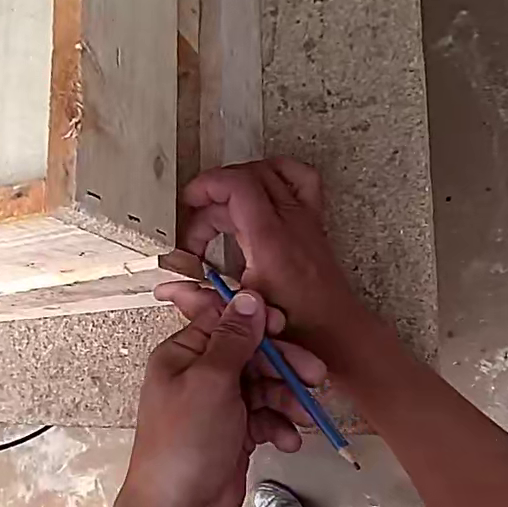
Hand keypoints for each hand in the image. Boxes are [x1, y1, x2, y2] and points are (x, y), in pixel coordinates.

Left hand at [121, 287, 327, 506]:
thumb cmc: (185, 442)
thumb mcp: (212, 380)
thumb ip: (234, 338)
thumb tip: (248, 297)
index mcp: (184, 355)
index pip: (226, 324)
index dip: (258, 324)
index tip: (285, 327)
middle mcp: (201, 375)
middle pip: (252, 356)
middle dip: (284, 366)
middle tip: (316, 375)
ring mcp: (220, 405)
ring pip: (264, 387)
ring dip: (288, 400)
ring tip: (306, 416)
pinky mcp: (236, 431)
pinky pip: (265, 417)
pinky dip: (279, 425)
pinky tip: (288, 440)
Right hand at [179, 158, 373, 360]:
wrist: (338, 334)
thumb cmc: (299, 329)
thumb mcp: (241, 313)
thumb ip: (202, 299)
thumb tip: (170, 289)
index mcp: (271, 240)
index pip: (238, 185)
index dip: (206, 185)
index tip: (189, 204)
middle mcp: (292, 221)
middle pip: (247, 177)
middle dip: (214, 194)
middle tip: (199, 230)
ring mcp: (306, 218)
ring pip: (271, 172)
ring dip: (241, 183)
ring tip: (223, 211)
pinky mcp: (314, 223)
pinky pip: (300, 180)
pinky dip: (278, 176)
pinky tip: (261, 194)